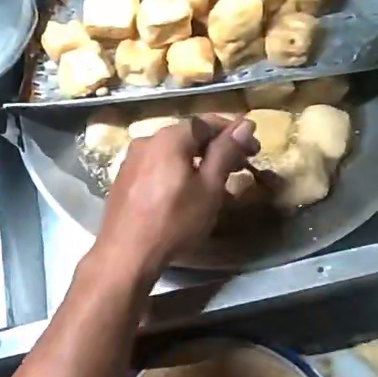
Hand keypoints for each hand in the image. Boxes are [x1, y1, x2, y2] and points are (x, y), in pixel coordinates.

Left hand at [92, 115, 256, 279]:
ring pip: (171, 153)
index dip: (233, 132)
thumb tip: (245, 124)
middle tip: (239, 166)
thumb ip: (226, 152)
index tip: (254, 149)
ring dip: (196, 161)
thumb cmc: (174, 221)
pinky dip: (175, 172)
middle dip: (215, 148)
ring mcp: (130, 161)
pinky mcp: (123, 180)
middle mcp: (146, 141)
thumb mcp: (209, 188)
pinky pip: (156, 167)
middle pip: (188, 136)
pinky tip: (185, 192)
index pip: (207, 122)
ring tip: (214, 182)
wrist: (125, 254)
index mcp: (168, 138)